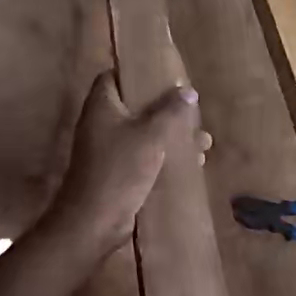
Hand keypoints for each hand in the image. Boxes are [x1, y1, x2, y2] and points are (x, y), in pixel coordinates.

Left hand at [47, 70, 199, 249]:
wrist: (93, 223)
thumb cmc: (119, 169)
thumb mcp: (150, 135)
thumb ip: (170, 111)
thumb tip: (188, 90)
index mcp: (102, 105)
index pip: (114, 76)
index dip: (136, 72)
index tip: (163, 74)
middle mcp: (101, 123)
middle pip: (134, 104)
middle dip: (165, 107)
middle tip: (190, 109)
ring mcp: (108, 149)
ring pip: (143, 132)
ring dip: (171, 134)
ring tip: (202, 140)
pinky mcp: (117, 172)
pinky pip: (144, 155)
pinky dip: (164, 156)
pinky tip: (192, 163)